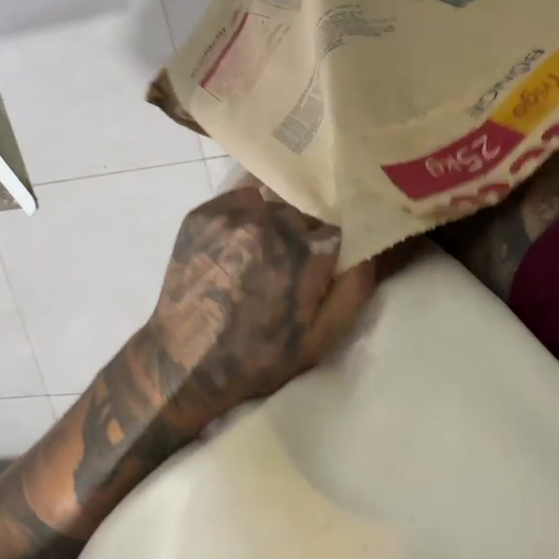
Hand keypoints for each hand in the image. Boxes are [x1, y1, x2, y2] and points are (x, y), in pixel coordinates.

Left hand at [141, 185, 376, 425]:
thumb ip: (354, 288)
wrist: (188, 360)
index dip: (327, 250)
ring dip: (269, 223)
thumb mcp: (321, 337)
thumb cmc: (260, 355)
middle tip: (284, 267)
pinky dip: (242, 214)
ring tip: (256, 255)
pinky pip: (238, 198)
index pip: (333, 230)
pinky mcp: (203, 213)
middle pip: (300, 214)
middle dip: (298, 236)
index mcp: (305, 253)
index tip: (317, 269)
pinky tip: (235, 243)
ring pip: (269, 203)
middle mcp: (270, 224)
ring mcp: (232, 215)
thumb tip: (370, 248)